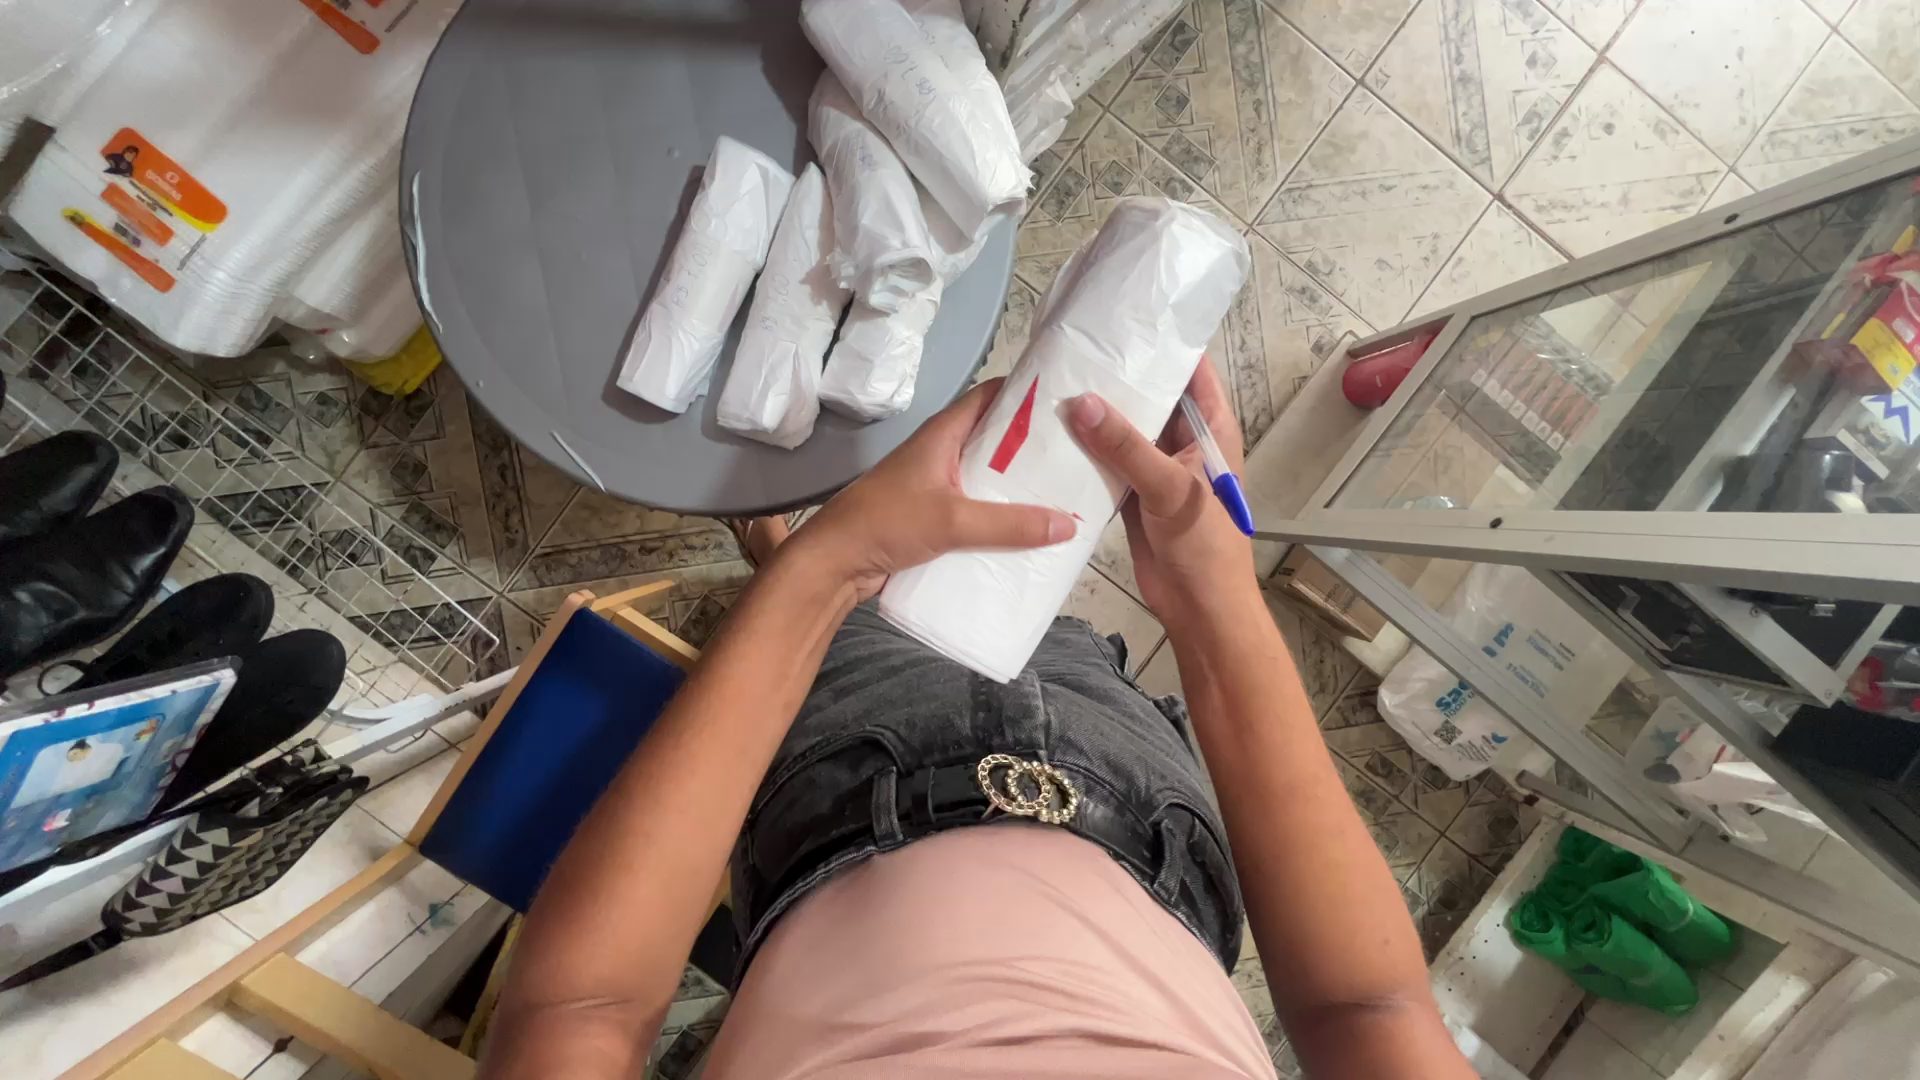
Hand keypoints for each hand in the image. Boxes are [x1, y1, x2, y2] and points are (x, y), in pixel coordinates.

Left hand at [780, 378, 1074, 599]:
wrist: (836, 562)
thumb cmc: (887, 522)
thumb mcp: (953, 521)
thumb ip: (1010, 524)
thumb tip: (1068, 524)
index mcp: (943, 434)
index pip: (991, 396)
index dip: (1027, 392)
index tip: (1067, 401)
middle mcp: (942, 452)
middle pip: (995, 438)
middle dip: (1032, 447)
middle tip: (1075, 455)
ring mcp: (936, 484)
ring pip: (986, 476)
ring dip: (1016, 485)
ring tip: (1062, 493)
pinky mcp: (933, 515)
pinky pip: (976, 507)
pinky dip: (999, 514)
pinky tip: (1026, 529)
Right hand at [1067, 360, 1256, 625]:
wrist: (1197, 605)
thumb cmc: (1203, 542)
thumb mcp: (1170, 487)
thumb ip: (1126, 446)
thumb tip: (1081, 402)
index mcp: (1209, 426)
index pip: (1189, 369)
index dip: (1160, 343)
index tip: (1119, 319)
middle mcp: (1182, 440)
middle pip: (1148, 397)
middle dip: (1114, 378)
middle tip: (1069, 352)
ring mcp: (1154, 466)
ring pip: (1122, 430)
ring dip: (1094, 416)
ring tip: (1052, 386)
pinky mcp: (1131, 492)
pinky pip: (1106, 463)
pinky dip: (1084, 452)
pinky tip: (1052, 437)